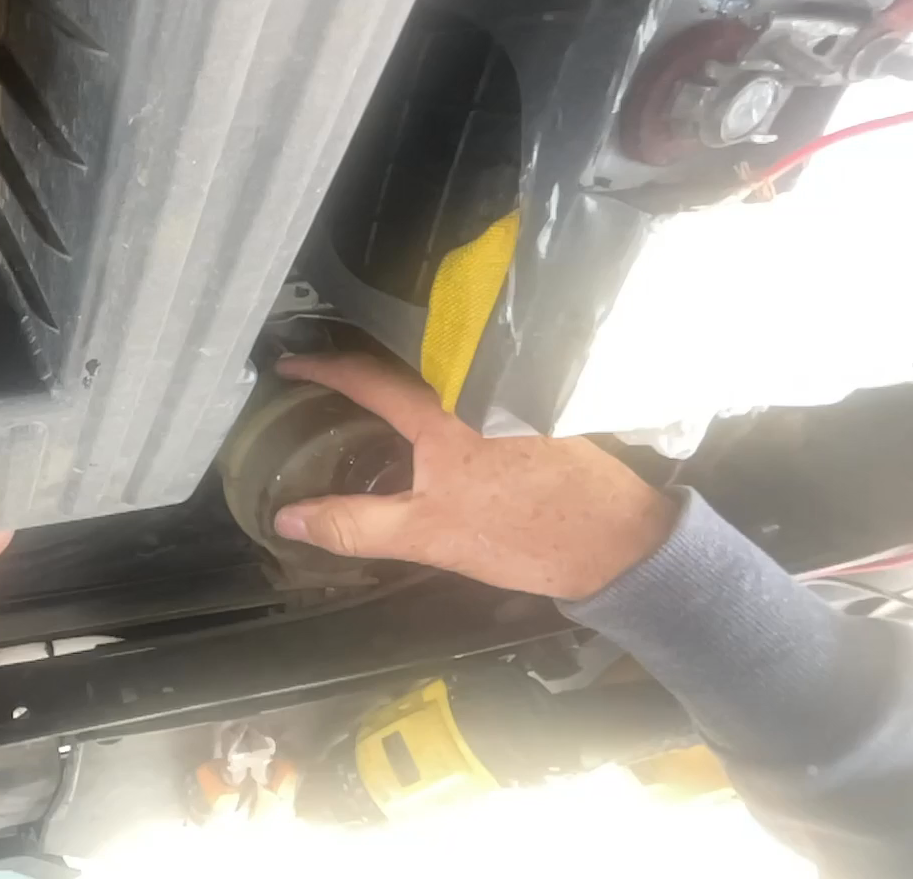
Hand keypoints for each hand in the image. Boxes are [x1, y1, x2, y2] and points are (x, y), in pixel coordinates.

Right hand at [271, 354, 676, 600]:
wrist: (626, 548)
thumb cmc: (522, 534)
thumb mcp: (428, 535)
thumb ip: (353, 524)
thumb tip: (286, 518)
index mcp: (441, 413)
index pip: (365, 377)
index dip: (320, 368)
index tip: (286, 365)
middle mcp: (472, 391)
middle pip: (397, 366)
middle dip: (350, 367)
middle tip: (314, 380)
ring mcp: (503, 398)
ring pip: (431, 375)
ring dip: (388, 379)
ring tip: (353, 395)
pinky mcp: (526, 414)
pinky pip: (457, 388)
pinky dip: (422, 394)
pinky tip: (413, 419)